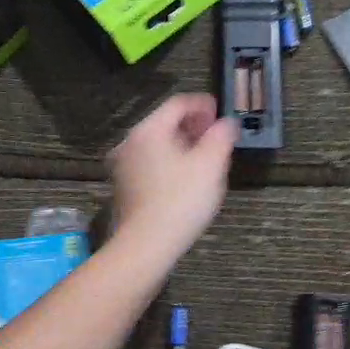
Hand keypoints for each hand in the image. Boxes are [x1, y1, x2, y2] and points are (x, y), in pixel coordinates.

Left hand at [105, 94, 237, 256]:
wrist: (145, 245)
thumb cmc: (181, 200)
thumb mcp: (211, 165)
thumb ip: (221, 137)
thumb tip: (227, 123)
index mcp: (149, 130)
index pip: (178, 104)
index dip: (202, 105)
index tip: (220, 114)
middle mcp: (130, 141)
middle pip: (165, 123)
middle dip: (193, 127)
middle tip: (216, 137)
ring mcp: (122, 164)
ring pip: (157, 144)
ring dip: (182, 145)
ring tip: (205, 158)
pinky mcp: (123, 186)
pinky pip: (150, 162)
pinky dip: (169, 161)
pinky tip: (186, 178)